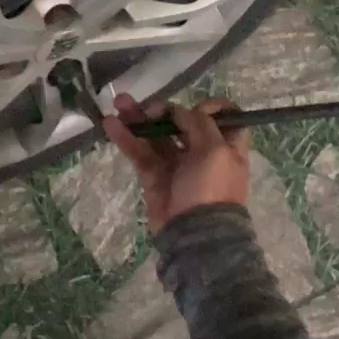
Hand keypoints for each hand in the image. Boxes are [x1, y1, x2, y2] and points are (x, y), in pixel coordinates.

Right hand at [104, 94, 250, 231]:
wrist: (195, 235)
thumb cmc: (212, 189)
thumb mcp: (216, 152)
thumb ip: (199, 125)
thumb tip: (180, 112)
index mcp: (226, 146)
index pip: (224, 118)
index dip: (211, 108)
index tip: (197, 110)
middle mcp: (202, 152)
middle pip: (182, 123)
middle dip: (163, 109)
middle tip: (146, 105)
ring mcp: (176, 164)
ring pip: (157, 135)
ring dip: (138, 119)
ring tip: (119, 104)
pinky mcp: (154, 176)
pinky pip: (140, 152)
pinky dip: (126, 138)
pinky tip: (111, 125)